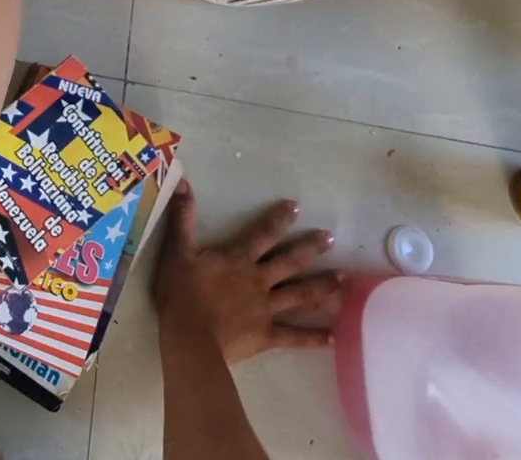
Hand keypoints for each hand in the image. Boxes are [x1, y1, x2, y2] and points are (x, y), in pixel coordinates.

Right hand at [151, 181, 340, 363]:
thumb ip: (182, 217)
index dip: (279, 219)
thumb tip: (183, 182)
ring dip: (322, 286)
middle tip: (332, 237)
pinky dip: (313, 337)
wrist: (189, 339)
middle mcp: (259, 280)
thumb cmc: (181, 294)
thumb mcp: (177, 250)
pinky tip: (332, 336)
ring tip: (343, 279)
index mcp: (238, 259)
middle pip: (290, 261)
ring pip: (300, 295)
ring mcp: (266, 309)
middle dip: (311, 248)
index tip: (297, 207)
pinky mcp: (267, 335)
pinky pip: (294, 336)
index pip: (263, 233)